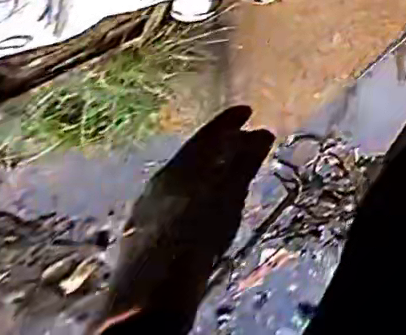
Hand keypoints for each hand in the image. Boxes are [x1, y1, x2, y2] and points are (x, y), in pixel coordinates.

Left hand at [97, 106, 273, 334]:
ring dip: (208, 169)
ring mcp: (147, 208)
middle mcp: (159, 182)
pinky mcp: (144, 232)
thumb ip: (245, 162)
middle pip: (195, 154)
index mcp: (179, 167)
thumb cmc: (197, 234)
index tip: (247, 111)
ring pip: (184, 177)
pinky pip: (176, 196)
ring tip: (230, 170)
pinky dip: (196, 188)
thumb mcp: (229, 194)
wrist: (151, 294)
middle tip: (245, 139)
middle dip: (221, 145)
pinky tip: (206, 201)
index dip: (229, 121)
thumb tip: (262, 133)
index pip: (208, 134)